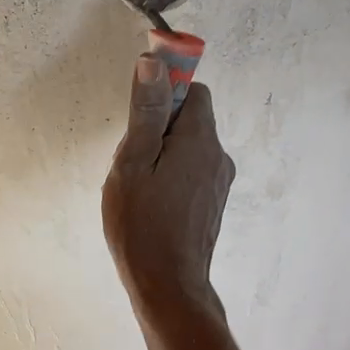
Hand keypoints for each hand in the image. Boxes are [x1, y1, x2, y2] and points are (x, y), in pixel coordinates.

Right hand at [101, 53, 236, 316]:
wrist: (168, 287)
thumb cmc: (142, 223)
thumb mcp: (133, 162)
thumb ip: (146, 111)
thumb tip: (154, 62)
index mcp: (201, 140)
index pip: (193, 91)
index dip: (165, 93)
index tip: (139, 116)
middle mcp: (218, 156)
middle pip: (189, 120)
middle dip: (157, 128)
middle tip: (130, 160)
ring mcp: (218, 183)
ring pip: (187, 148)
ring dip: (161, 155)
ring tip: (137, 186)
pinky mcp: (212, 204)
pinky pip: (190, 172)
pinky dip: (170, 176)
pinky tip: (150, 204)